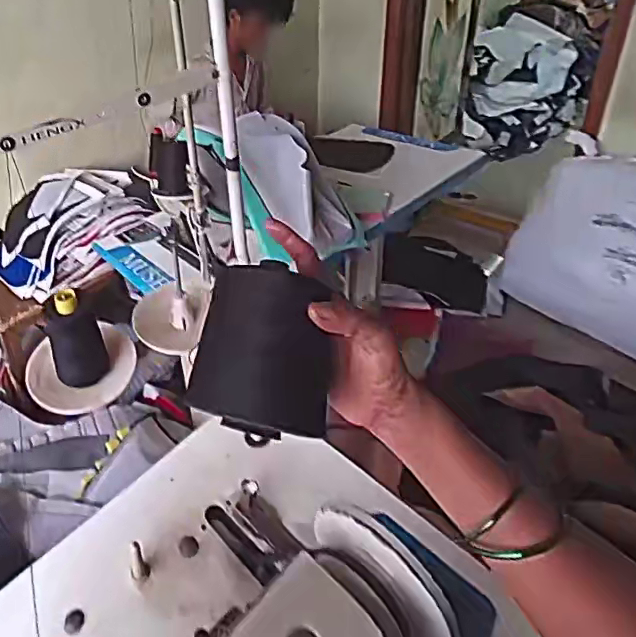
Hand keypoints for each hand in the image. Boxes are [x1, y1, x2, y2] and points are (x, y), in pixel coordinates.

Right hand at [264, 220, 419, 435]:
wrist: (382, 407)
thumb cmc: (387, 371)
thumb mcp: (373, 337)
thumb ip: (347, 319)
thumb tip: (316, 308)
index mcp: (337, 303)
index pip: (311, 265)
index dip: (292, 243)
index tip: (276, 229)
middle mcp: (322, 316)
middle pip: (292, 281)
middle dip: (273, 261)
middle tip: (257, 245)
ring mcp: (311, 335)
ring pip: (282, 309)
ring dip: (266, 296)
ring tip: (249, 281)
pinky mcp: (302, 358)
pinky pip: (279, 340)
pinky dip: (266, 333)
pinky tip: (258, 331)